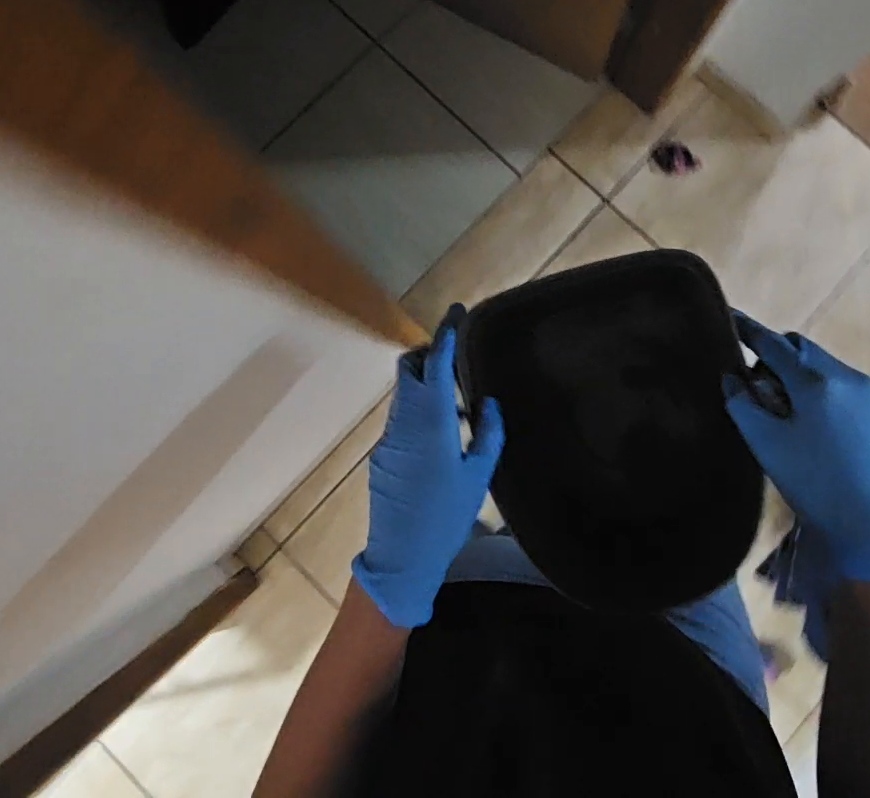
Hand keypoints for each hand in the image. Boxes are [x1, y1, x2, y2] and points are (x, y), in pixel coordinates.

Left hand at [352, 305, 505, 627]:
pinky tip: (439, 436)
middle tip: (453, 358)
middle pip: (408, 369)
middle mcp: (404, 420)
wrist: (401, 555)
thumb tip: (488, 403)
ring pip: (403, 394)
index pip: (435, 362)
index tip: (457, 313)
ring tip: (454, 404)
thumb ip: (487, 434)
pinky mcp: (381, 454)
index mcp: (432, 421)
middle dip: (427, 354)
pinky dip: (417, 411)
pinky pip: (400, 418)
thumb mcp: (478, 475)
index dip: (445, 333)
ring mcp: (388, 437)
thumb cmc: (447, 515)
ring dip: (424, 385)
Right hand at [722, 313, 869, 583]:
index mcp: (815, 383)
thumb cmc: (812, 483)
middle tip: (760, 383)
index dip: (749, 331)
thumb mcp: (765, 444)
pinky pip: (848, 384)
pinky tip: (822, 423)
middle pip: (803, 348)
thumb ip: (742, 403)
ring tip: (792, 409)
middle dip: (778, 354)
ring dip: (804, 373)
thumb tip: (732, 376)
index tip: (733, 317)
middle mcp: (848, 377)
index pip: (774, 345)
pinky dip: (827, 390)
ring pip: (826, 365)